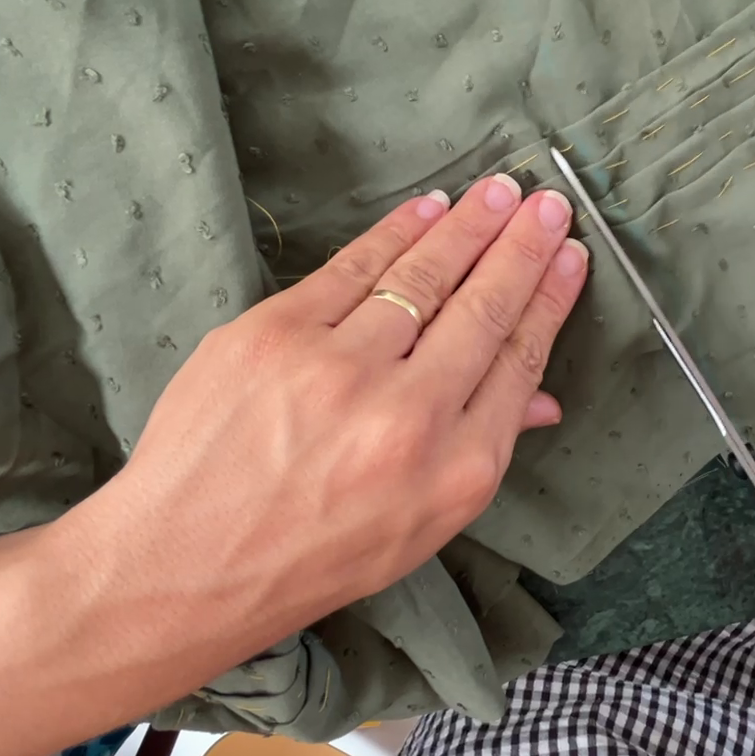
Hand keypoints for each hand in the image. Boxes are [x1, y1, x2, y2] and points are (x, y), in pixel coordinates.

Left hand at [58, 173, 587, 654]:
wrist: (185, 564)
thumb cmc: (315, 556)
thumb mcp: (420, 527)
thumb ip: (486, 451)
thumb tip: (541, 399)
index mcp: (456, 469)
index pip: (519, 361)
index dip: (549, 300)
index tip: (569, 259)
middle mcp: (407, 413)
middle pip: (482, 308)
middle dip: (523, 248)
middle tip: (547, 204)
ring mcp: (337, 367)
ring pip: (422, 276)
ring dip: (469, 225)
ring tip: (500, 191)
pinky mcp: (274, 333)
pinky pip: (352, 267)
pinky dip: (397, 231)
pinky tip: (429, 207)